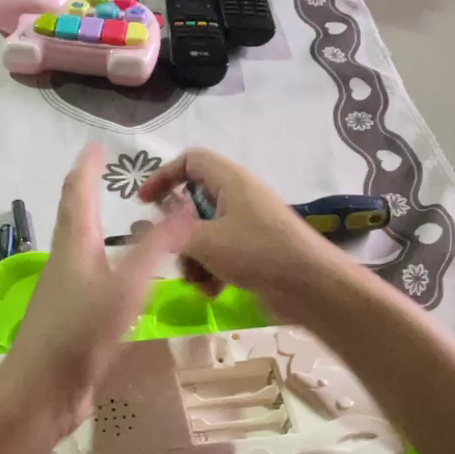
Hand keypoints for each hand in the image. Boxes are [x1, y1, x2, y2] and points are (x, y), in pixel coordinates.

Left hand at [0, 143, 197, 433]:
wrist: (43, 391)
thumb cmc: (80, 331)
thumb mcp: (126, 285)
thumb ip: (157, 247)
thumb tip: (187, 206)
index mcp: (74, 246)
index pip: (78, 194)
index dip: (87, 168)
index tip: (96, 146)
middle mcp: (67, 264)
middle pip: (76, 220)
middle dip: (89, 195)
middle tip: (107, 178)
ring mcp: (67, 295)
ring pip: (83, 252)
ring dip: (98, 232)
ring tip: (120, 224)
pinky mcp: (74, 322)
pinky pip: (94, 283)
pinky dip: (108, 269)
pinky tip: (121, 283)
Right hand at [137, 147, 350, 310]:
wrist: (310, 286)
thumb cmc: (258, 253)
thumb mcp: (206, 242)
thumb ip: (171, 234)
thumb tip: (146, 228)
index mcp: (230, 181)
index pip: (190, 161)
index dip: (163, 176)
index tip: (144, 203)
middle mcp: (238, 197)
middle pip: (193, 204)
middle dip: (179, 235)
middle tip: (170, 253)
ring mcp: (247, 225)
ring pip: (203, 235)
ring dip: (194, 260)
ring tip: (198, 282)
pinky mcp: (253, 251)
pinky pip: (220, 254)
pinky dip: (212, 271)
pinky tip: (213, 292)